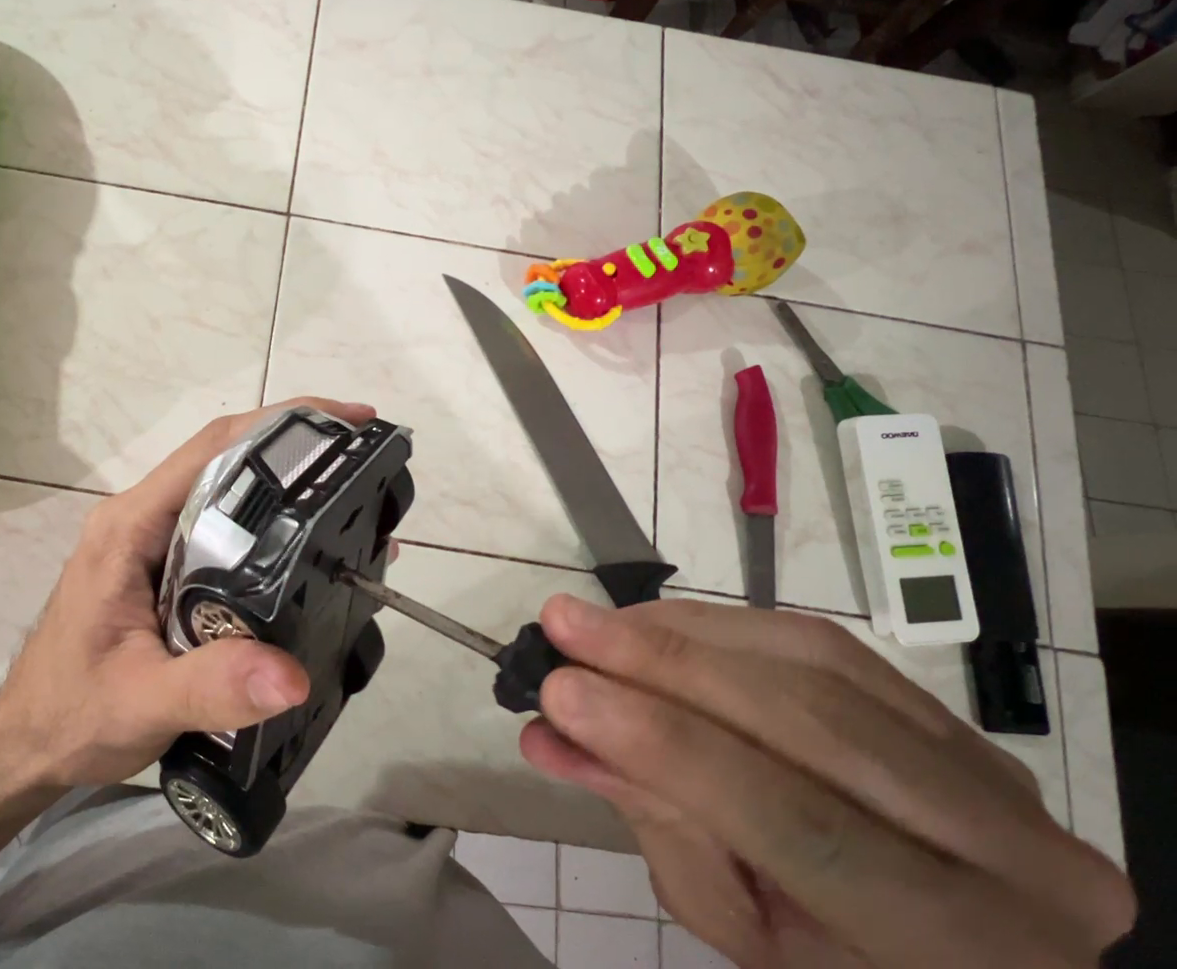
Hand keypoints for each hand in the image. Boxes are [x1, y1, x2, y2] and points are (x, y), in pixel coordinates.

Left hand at [0, 398, 375, 791]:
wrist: (30, 742)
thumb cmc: (72, 714)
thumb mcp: (143, 702)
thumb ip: (211, 688)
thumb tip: (295, 675)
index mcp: (129, 527)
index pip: (212, 450)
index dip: (283, 425)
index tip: (349, 421)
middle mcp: (140, 521)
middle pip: (227, 462)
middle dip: (300, 454)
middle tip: (369, 467)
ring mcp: (150, 544)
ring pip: (228, 497)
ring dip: (289, 494)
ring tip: (358, 508)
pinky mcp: (161, 571)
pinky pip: (222, 535)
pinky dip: (270, 534)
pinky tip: (311, 557)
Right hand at [518, 595, 1133, 968]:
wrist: (973, 956)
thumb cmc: (834, 962)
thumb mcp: (745, 929)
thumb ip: (662, 826)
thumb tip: (554, 735)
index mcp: (957, 941)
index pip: (796, 820)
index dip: (667, 745)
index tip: (558, 693)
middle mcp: (1005, 843)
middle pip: (816, 719)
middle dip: (666, 662)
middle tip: (561, 624)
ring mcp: (990, 766)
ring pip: (822, 663)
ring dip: (685, 631)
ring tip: (592, 623)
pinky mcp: (953, 715)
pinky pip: (831, 647)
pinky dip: (726, 626)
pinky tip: (657, 625)